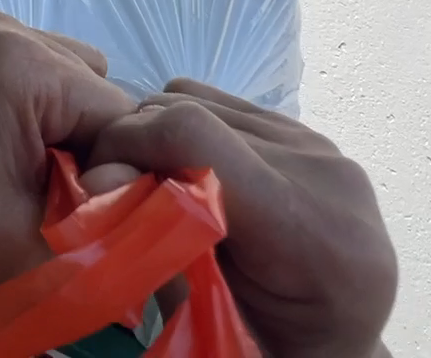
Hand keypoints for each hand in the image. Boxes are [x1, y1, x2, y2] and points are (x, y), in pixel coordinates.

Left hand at [0, 11, 134, 328]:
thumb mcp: (40, 261)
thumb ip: (125, 242)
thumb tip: (195, 234)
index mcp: (22, 63)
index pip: (127, 122)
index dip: (124, 185)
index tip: (92, 229)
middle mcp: (10, 30)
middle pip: (107, 103)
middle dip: (100, 163)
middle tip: (56, 211)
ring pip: (85, 95)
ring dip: (78, 145)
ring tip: (33, 187)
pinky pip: (55, 87)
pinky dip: (53, 128)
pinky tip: (19, 163)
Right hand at [86, 79, 395, 357]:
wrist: (337, 349)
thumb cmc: (273, 352)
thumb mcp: (212, 327)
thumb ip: (156, 251)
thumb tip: (96, 178)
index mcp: (310, 231)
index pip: (195, 136)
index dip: (127, 142)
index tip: (93, 181)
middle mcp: (322, 172)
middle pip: (189, 111)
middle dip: (133, 143)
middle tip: (116, 193)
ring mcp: (316, 143)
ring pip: (195, 98)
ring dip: (157, 135)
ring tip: (157, 188)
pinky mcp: (302, 130)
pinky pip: (215, 100)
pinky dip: (183, 130)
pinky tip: (191, 174)